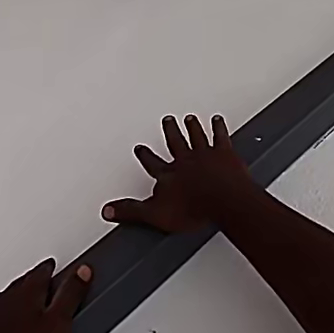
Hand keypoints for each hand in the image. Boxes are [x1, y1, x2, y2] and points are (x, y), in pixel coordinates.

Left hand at [0, 259, 91, 332]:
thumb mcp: (58, 327)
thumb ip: (71, 295)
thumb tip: (82, 272)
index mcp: (25, 294)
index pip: (41, 273)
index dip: (49, 270)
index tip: (52, 267)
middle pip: (17, 288)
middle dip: (28, 288)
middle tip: (37, 291)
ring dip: (5, 308)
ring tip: (15, 318)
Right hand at [103, 115, 259, 234]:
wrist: (223, 200)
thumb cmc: (194, 209)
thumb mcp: (155, 214)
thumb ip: (131, 211)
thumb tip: (109, 210)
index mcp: (170, 175)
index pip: (153, 163)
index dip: (146, 156)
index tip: (141, 148)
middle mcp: (186, 160)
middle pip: (176, 142)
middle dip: (170, 131)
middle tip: (167, 121)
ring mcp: (205, 154)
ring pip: (196, 136)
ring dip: (192, 127)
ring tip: (190, 118)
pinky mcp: (224, 153)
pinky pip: (220, 136)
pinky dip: (218, 127)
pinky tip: (217, 120)